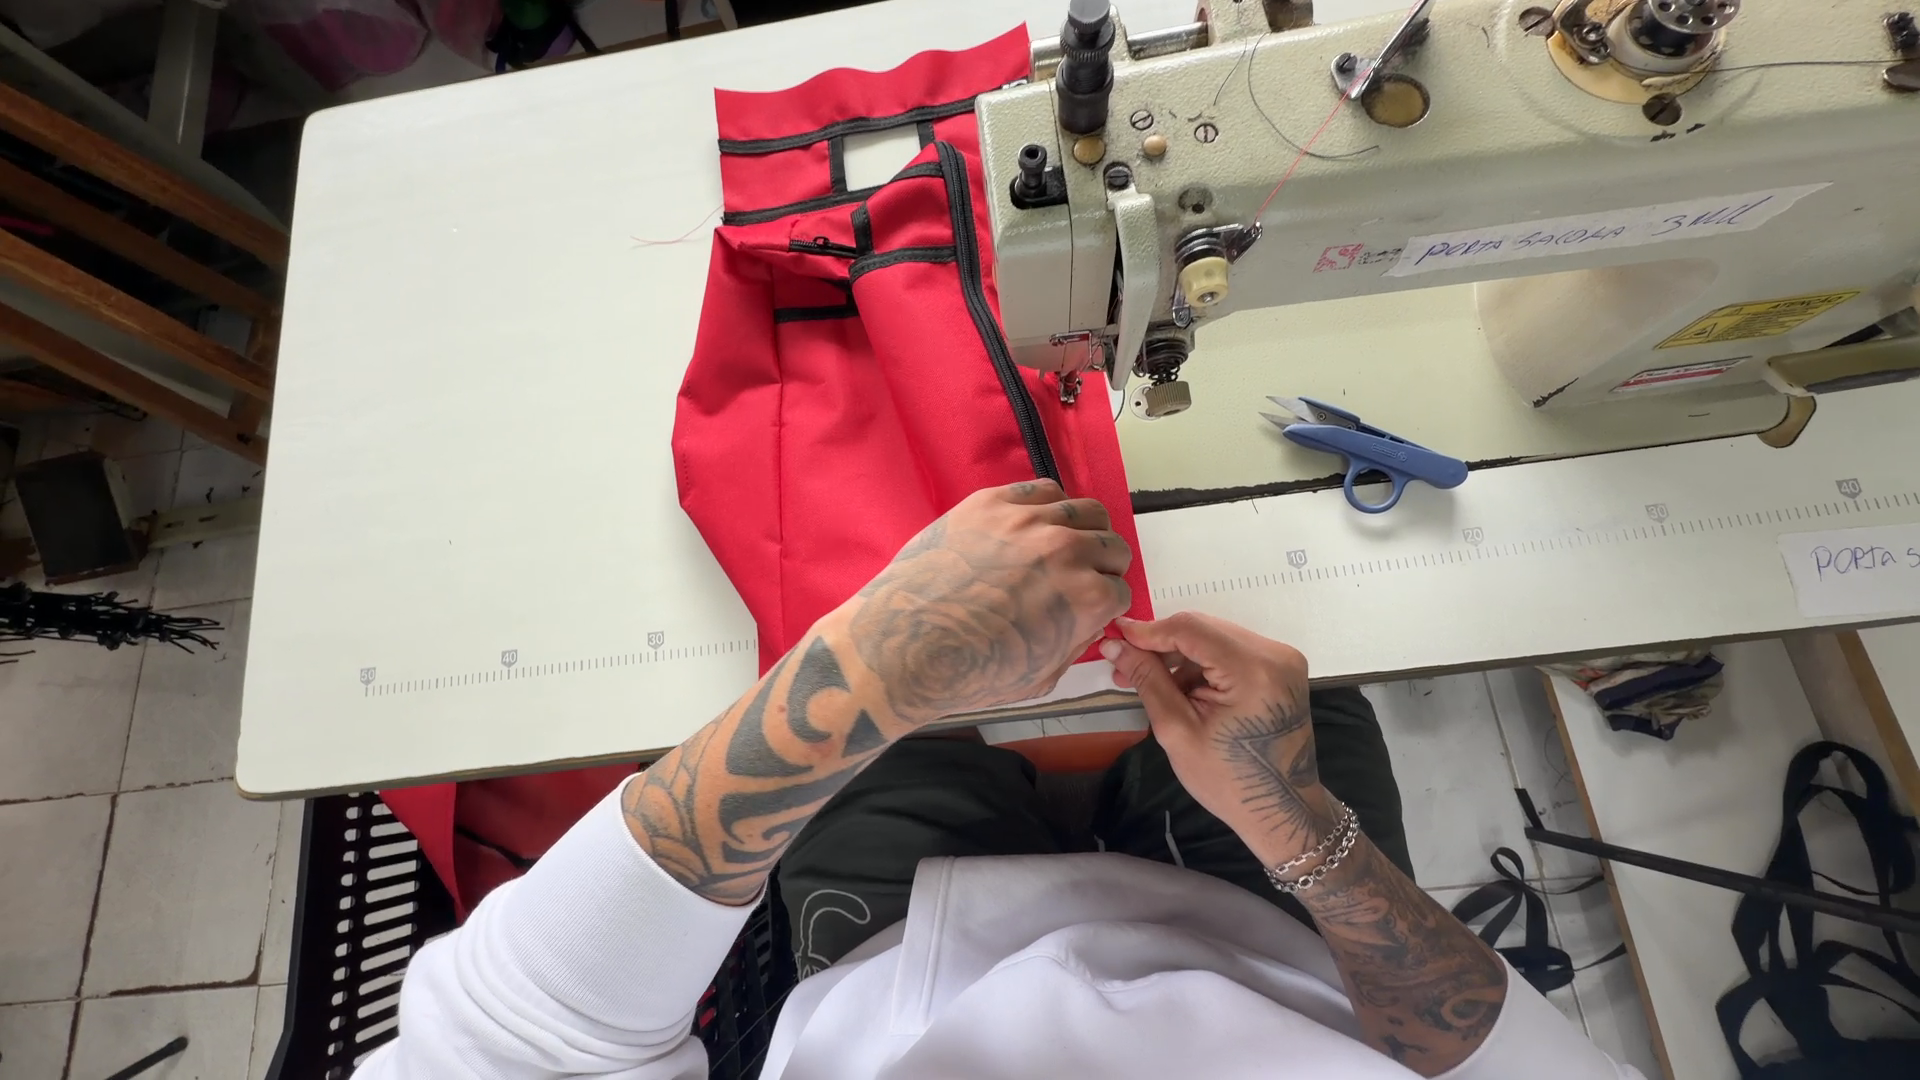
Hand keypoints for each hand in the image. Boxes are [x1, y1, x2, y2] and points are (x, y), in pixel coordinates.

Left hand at [843, 480, 1132, 723]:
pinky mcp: (992, 502)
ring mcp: (1029, 520)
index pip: (1121, 591)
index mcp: (1088, 597)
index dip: (1107, 603)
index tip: (1091, 605)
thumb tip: (1088, 622)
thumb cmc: (970, 672)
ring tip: (1064, 545)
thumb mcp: (1041, 677)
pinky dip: (1049, 506)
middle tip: (1082, 576)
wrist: (906, 644)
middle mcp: (1068, 551)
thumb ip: (1075, 643)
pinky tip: (1036, 523)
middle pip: (1112, 545)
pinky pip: (1042, 489)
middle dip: (1103, 566)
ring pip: (1085, 510)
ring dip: (1084, 531)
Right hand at [1100, 613, 1335, 867]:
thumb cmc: (1228, 780)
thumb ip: (1147, 679)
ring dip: (1177, 655)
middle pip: (1203, 629)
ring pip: (1213, 638)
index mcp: (1253, 670)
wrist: (1282, 811)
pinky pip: (1228, 652)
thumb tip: (1114, 645)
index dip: (1148, 630)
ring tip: (1144, 679)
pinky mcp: (1279, 668)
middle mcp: (1274, 653)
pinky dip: (1200, 664)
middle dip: (1160, 644)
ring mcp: (1280, 659)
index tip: (1113, 637)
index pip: (1190, 629)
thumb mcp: (1177, 730)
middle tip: (1122, 663)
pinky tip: (1177, 687)